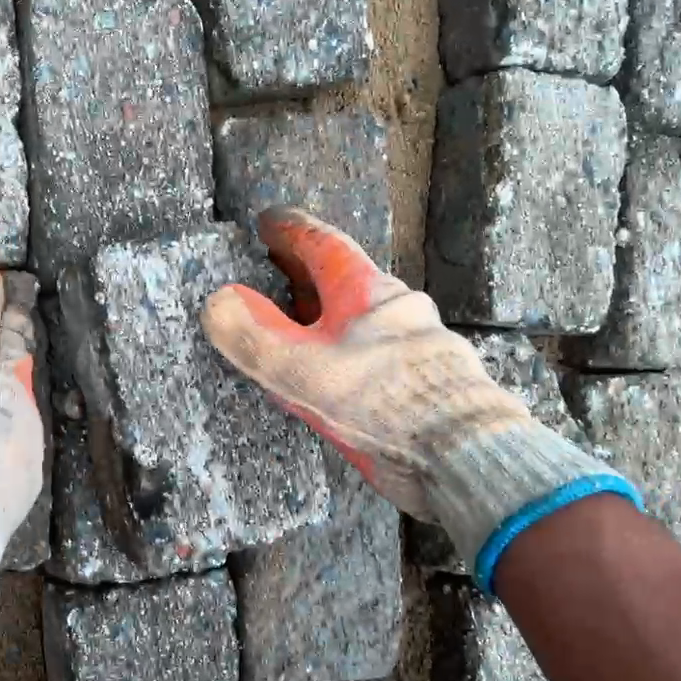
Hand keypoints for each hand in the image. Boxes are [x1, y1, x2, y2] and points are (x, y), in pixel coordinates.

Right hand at [201, 208, 632, 588]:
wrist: (461, 458)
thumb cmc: (381, 403)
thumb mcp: (300, 369)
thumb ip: (254, 335)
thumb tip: (219, 300)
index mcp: (367, 293)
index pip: (324, 246)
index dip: (292, 232)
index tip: (267, 222)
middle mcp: (396, 310)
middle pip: (343, 281)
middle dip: (304, 275)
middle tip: (269, 273)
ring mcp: (413, 346)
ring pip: (358, 318)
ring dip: (323, 317)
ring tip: (290, 327)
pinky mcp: (420, 383)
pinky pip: (370, 351)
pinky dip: (341, 350)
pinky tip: (329, 374)